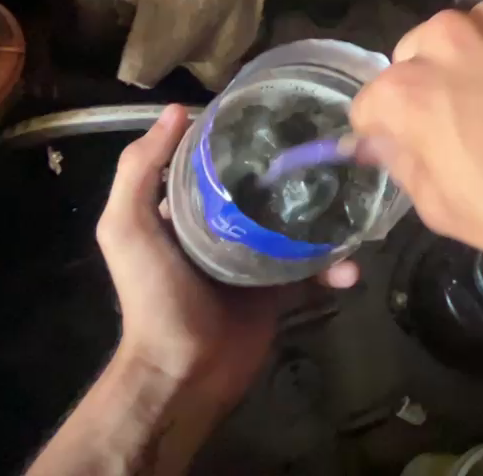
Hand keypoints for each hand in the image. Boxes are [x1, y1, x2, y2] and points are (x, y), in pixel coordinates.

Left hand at [96, 104, 356, 405]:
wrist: (182, 371)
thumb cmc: (154, 295)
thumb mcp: (127, 229)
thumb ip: (138, 172)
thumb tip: (175, 111)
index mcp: (191, 209)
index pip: (221, 161)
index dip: (246, 136)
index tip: (283, 112)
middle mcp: (227, 227)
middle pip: (269, 187)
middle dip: (300, 171)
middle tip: (334, 149)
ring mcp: (258, 257)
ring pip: (300, 224)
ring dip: (328, 218)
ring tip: (355, 204)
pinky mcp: (281, 288)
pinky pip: (315, 269)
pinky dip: (335, 268)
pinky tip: (351, 267)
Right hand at [349, 0, 482, 324]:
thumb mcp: (446, 210)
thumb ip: (401, 162)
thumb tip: (381, 138)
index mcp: (410, 89)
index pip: (371, 102)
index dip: (386, 131)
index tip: (411, 150)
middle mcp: (449, 37)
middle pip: (415, 56)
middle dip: (427, 86)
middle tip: (467, 130)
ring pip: (465, 34)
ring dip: (473, 61)